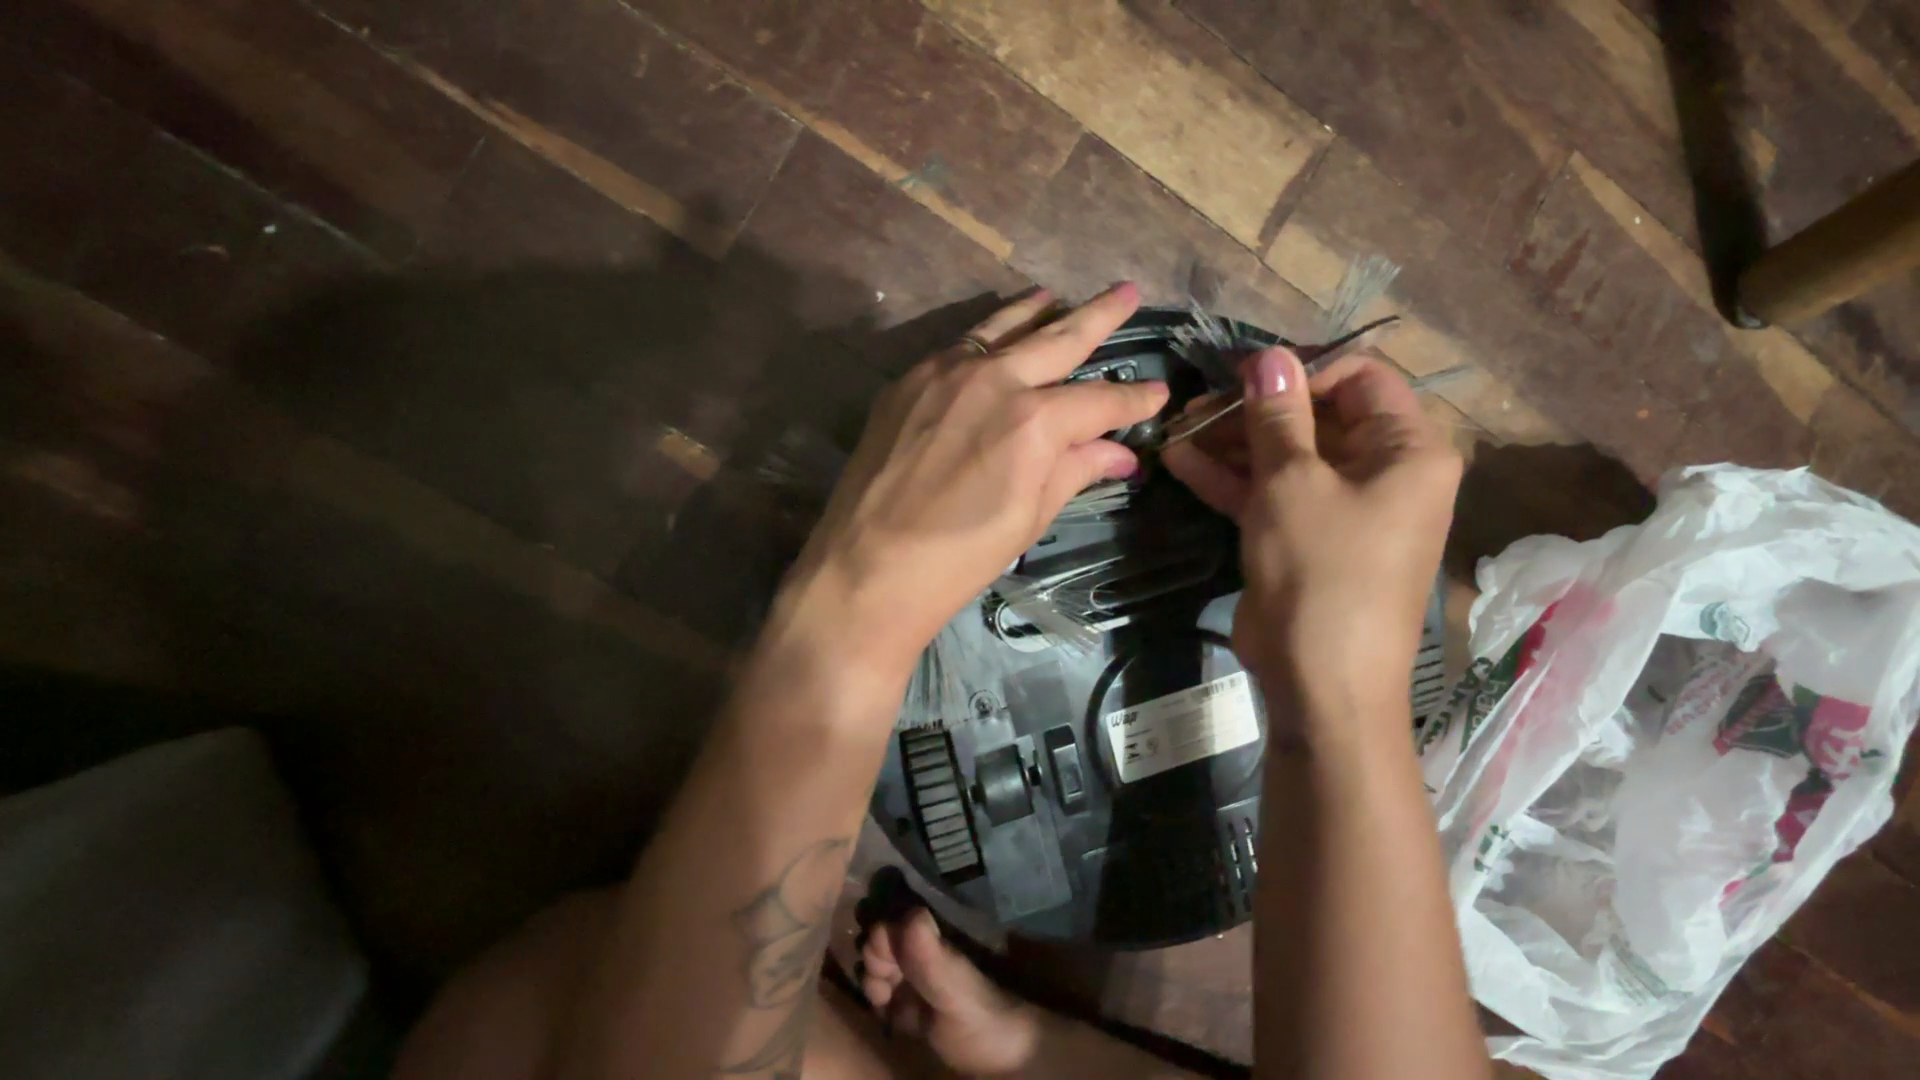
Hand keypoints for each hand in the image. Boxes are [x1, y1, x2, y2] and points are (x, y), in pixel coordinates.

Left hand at [778, 284, 1166, 678]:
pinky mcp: (908, 381)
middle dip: (1099, 316)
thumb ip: (1073, 471)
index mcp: (1033, 421)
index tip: (1158, 393)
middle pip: (1057, 338)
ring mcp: (944, 373)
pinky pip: (959, 346)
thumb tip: (1119, 454)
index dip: (1134, 399)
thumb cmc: (959, 557)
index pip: (1099, 400)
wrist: (867, 566)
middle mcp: (993, 380)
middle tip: (1127, 291)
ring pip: (1002, 328)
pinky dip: (987, 337)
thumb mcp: (1027, 518)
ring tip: (1057, 296)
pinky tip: (996, 340)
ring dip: (1036, 311)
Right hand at [1163, 347, 1459, 737]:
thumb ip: (1277, 416)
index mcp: (1408, 450)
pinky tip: (1178, 461)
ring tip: (1175, 430)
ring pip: (1285, 458)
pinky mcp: (1304, 539)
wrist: (1319, 678)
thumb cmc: (1321, 569)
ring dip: (1231, 444)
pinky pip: (1270, 494)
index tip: (1244, 379)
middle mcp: (1383, 473)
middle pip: (1316, 419)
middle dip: (1253, 411)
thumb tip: (1268, 355)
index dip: (1302, 373)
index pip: (1361, 379)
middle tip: (1196, 404)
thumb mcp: (1292, 484)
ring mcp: (1341, 509)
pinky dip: (1230, 479)